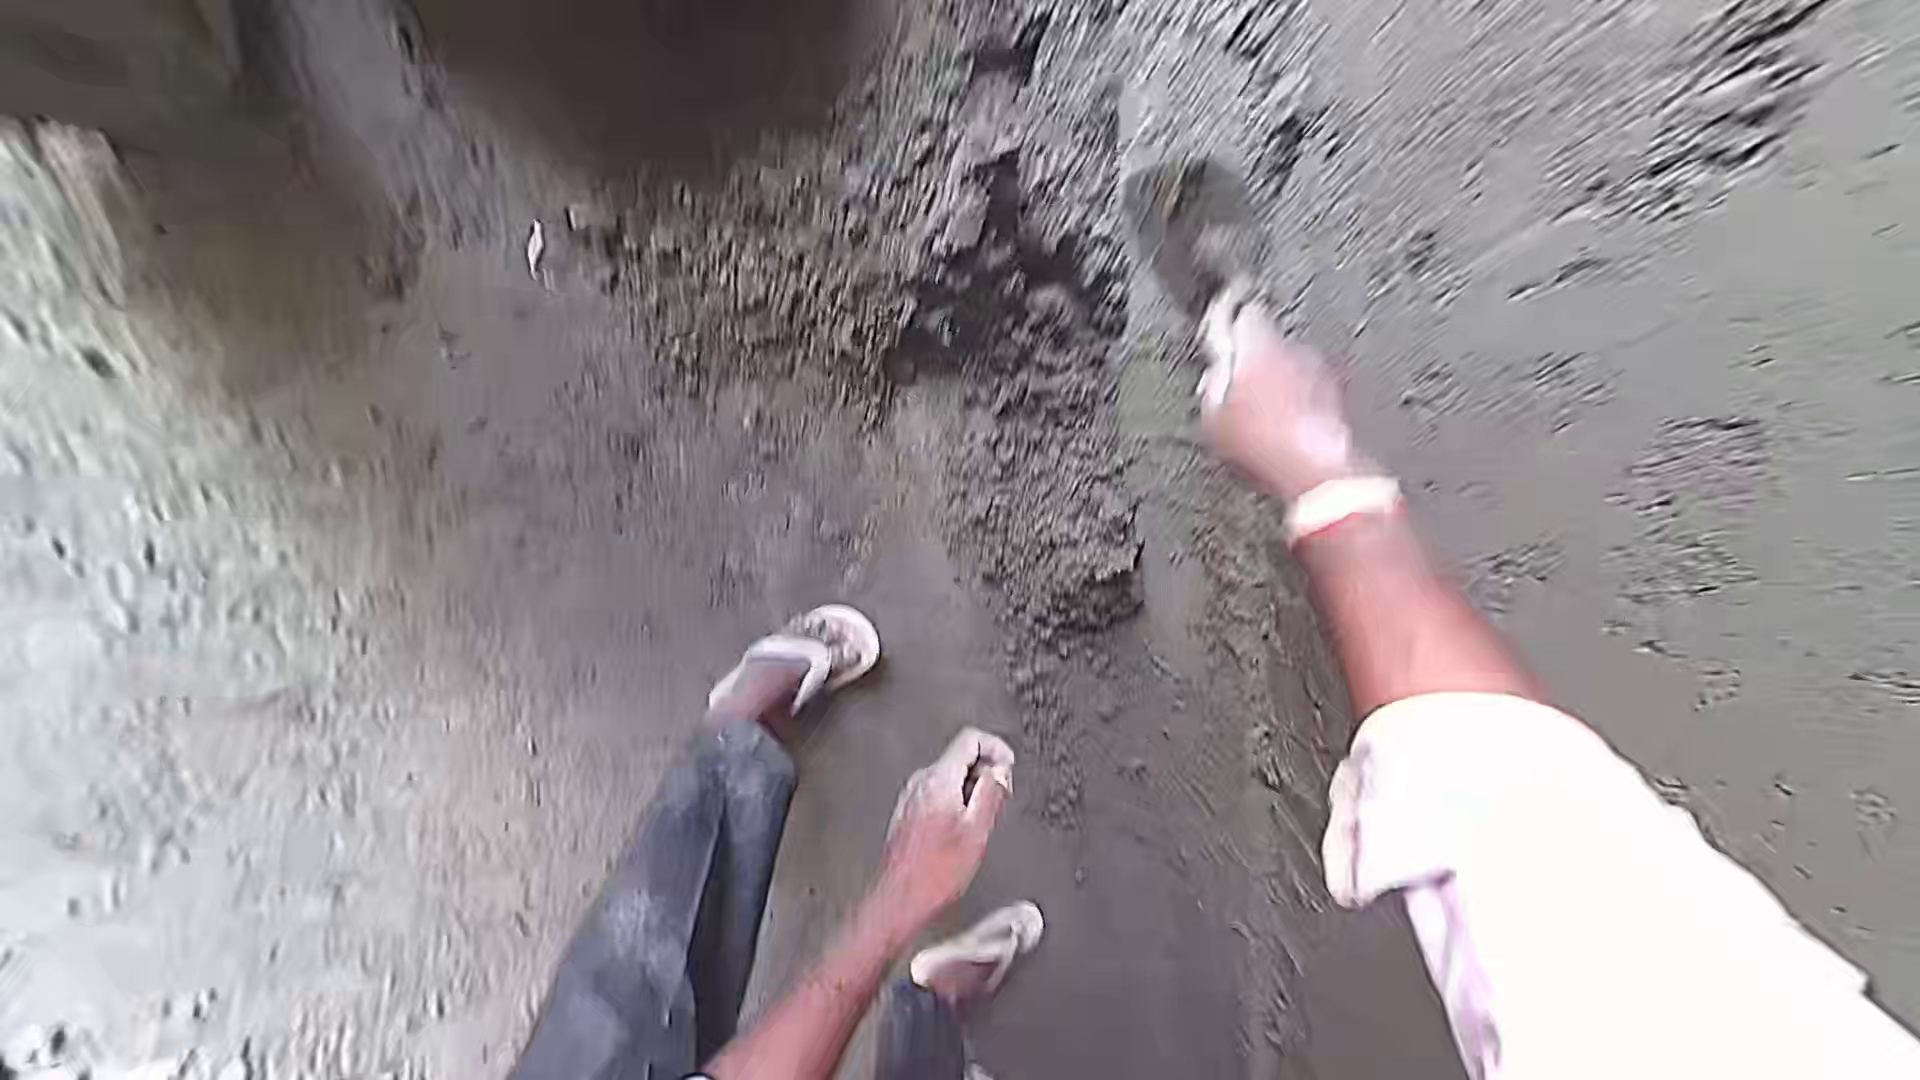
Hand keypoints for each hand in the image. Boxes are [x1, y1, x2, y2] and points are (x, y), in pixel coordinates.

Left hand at [874, 728, 1013, 930]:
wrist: (899, 898)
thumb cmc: (934, 873)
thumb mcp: (977, 831)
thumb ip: (991, 792)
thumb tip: (1000, 770)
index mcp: (939, 779)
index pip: (970, 738)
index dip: (996, 748)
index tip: (1008, 766)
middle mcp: (922, 780)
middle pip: (962, 757)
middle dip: (986, 773)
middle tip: (999, 799)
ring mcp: (913, 794)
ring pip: (951, 775)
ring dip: (972, 789)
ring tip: (980, 821)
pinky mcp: (909, 809)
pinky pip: (939, 791)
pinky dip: (956, 800)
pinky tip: (961, 830)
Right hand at [1198, 291, 1369, 501]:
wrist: (1315, 471)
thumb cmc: (1264, 444)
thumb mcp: (1214, 419)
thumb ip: (1212, 388)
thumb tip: (1214, 377)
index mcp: (1260, 347)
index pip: (1242, 314)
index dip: (1228, 317)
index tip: (1222, 316)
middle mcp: (1295, 350)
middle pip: (1268, 343)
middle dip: (1252, 360)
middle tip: (1235, 388)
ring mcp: (1320, 371)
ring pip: (1291, 366)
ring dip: (1278, 382)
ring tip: (1260, 416)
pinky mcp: (1338, 395)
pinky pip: (1309, 389)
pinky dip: (1297, 401)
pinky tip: (1283, 428)